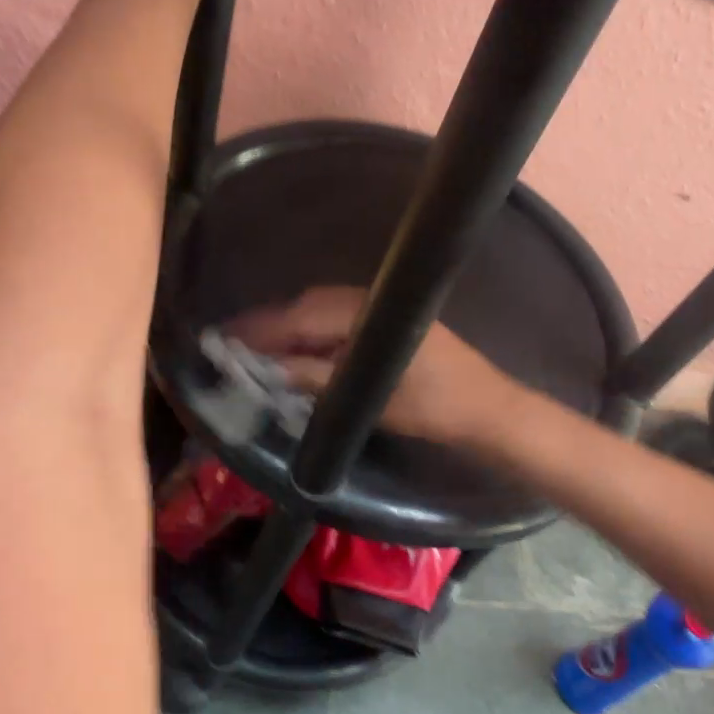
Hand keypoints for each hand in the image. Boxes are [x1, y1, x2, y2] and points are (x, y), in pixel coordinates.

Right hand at [229, 286, 520, 445]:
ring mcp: (382, 311)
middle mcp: (371, 302)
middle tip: (234, 347)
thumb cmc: (435, 408)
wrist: (489, 411)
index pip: (301, 316)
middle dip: (272, 327)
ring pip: (322, 314)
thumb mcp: (370, 399)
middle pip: (308, 307)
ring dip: (292, 331)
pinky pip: (339, 323)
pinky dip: (314, 337)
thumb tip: (267, 369)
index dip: (261, 328)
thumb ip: (317, 380)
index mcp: (367, 313)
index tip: (224, 339)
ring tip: (258, 354)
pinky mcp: (389, 325)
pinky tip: (299, 357)